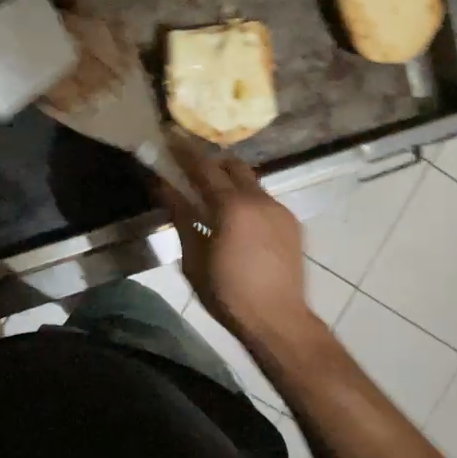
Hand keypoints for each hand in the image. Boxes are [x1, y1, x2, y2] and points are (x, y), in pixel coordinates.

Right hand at [159, 136, 312, 343]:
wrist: (278, 319)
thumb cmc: (227, 294)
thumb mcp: (194, 258)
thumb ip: (181, 217)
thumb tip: (164, 188)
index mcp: (231, 207)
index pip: (203, 168)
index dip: (184, 152)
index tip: (169, 138)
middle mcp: (259, 199)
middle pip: (232, 165)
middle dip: (211, 163)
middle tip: (190, 172)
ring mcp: (279, 210)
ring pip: (252, 182)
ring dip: (231, 183)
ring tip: (214, 200)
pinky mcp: (292, 223)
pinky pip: (265, 200)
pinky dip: (247, 201)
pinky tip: (238, 223)